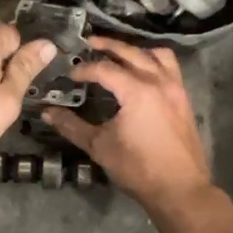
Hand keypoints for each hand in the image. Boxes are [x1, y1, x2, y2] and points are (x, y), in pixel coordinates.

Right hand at [43, 37, 212, 210]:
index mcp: (137, 91)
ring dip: (136, 50)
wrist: (179, 189)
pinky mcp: (184, 99)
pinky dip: (155, 62)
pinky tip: (144, 73)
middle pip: (131, 52)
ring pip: (156, 55)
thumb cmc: (138, 169)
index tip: (70, 75)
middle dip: (108, 46)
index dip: (84, 69)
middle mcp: (159, 82)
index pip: (105, 69)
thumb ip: (73, 126)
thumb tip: (47, 113)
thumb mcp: (100, 147)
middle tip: (90, 43)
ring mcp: (176, 89)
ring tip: (119, 54)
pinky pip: (171, 68)